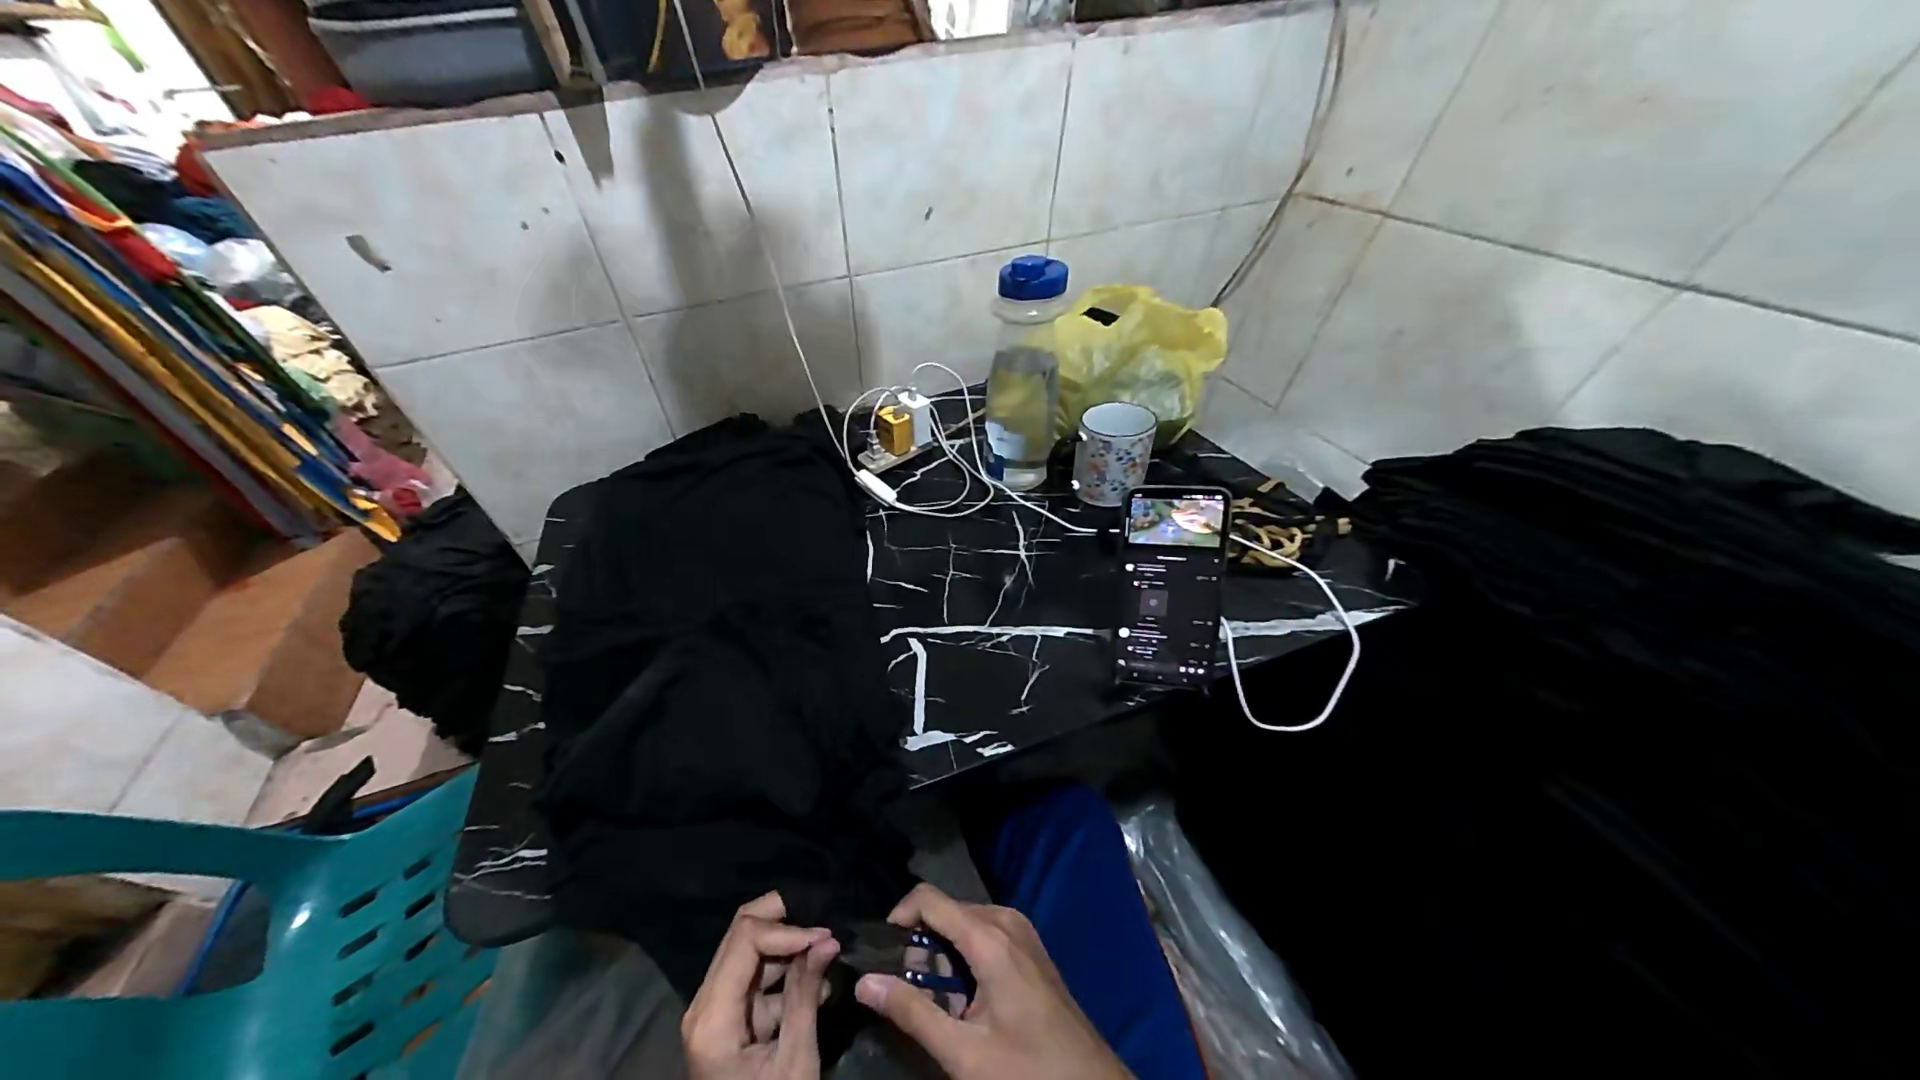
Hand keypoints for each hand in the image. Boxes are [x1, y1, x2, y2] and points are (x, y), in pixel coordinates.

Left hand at [682, 891, 840, 1079]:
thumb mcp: (795, 1061)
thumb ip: (806, 995)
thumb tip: (828, 938)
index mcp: (712, 1016)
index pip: (745, 938)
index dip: (787, 928)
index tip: (826, 938)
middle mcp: (704, 1004)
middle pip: (741, 933)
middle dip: (786, 922)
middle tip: (825, 927)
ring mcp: (713, 1011)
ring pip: (749, 951)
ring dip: (789, 947)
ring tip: (828, 957)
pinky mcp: (726, 1020)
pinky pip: (755, 978)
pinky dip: (785, 972)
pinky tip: (817, 984)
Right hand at [854, 883, 1132, 1079]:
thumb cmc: (1026, 1068)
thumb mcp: (963, 1052)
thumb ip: (912, 1013)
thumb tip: (864, 982)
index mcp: (989, 935)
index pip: (927, 899)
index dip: (898, 919)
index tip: (883, 956)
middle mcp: (1004, 919)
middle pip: (944, 911)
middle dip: (919, 944)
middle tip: (909, 991)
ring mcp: (1020, 929)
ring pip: (962, 923)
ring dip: (941, 954)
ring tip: (936, 1002)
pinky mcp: (1027, 944)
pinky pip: (982, 933)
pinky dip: (963, 957)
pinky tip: (964, 999)